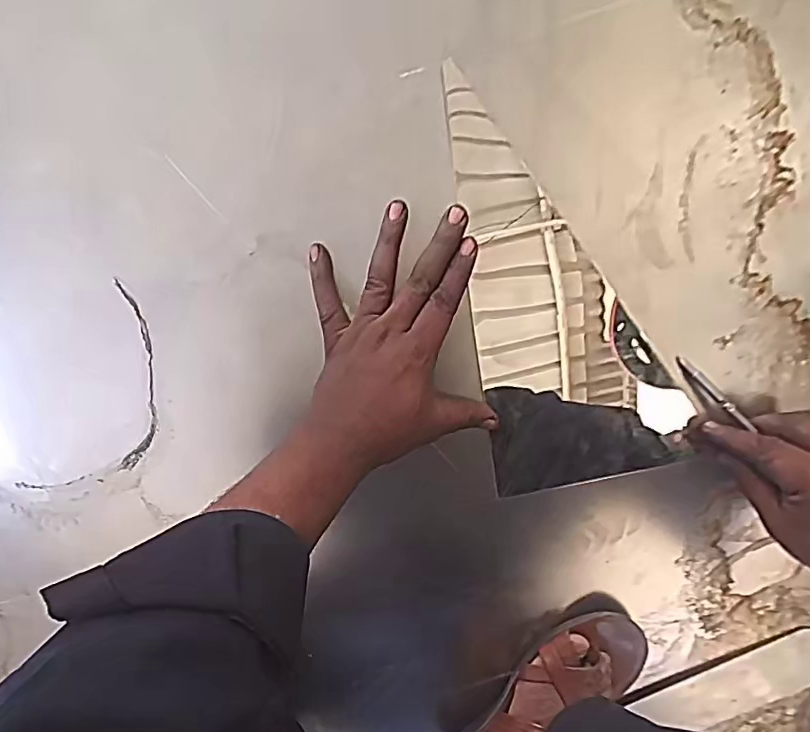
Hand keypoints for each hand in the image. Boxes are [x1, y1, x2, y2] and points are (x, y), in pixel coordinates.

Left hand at [300, 201, 497, 469]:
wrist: (337, 443)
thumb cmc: (380, 433)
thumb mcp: (432, 423)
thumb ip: (465, 415)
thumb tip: (490, 418)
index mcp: (416, 351)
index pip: (444, 301)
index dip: (459, 272)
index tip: (470, 245)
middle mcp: (390, 333)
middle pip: (420, 280)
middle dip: (440, 244)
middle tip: (453, 215)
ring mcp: (362, 333)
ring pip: (379, 279)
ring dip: (389, 243)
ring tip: (397, 211)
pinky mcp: (338, 341)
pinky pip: (329, 305)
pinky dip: (322, 278)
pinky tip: (318, 253)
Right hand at [692, 410, 809, 589]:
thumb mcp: (777, 520)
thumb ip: (752, 482)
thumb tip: (727, 457)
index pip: (765, 446)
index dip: (732, 436)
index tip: (709, 428)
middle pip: (791, 423)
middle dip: (757, 424)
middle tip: (730, 433)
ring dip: (782, 423)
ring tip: (759, 436)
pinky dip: (805, 427)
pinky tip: (790, 440)